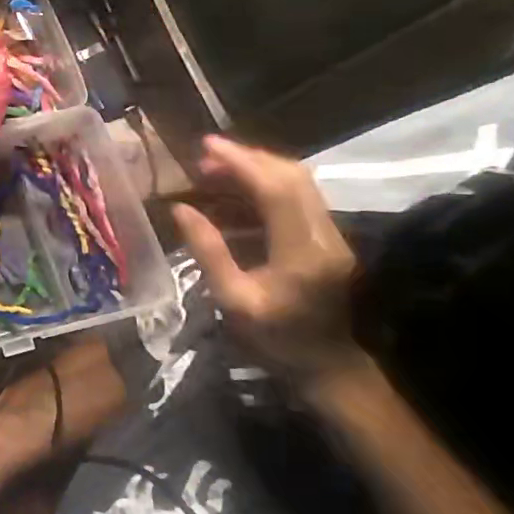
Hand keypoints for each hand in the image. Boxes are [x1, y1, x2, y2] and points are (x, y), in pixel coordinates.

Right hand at [170, 136, 362, 382]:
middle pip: (292, 177)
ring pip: (299, 183)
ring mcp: (332, 235)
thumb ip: (209, 251)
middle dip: (248, 159)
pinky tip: (236, 192)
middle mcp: (324, 235)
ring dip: (258, 168)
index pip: (275, 190)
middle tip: (205, 156)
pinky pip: (299, 198)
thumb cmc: (276, 340)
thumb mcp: (233, 300)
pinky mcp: (328, 239)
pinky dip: (266, 185)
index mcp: (302, 252)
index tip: (206, 147)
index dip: (240, 163)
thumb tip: (181, 209)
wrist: (329, 367)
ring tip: (215, 170)